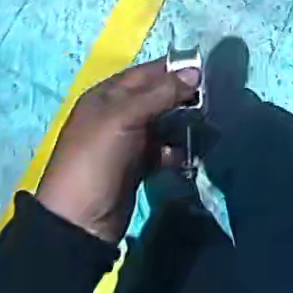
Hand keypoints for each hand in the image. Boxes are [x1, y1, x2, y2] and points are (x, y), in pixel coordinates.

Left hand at [33, 58, 199, 242]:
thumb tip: (195, 72)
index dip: (174, 69)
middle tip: (212, 99)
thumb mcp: (125, 118)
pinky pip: (165, 148)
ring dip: (184, 123)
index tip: (206, 71)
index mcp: (107, 95)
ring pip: (164, 121)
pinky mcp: (138, 164)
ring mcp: (128, 140)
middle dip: (183, 96)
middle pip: (158, 96)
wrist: (80, 223)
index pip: (147, 72)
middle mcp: (118, 113)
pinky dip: (178, 149)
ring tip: (205, 126)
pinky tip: (189, 153)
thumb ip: (160, 93)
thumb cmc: (97, 160)